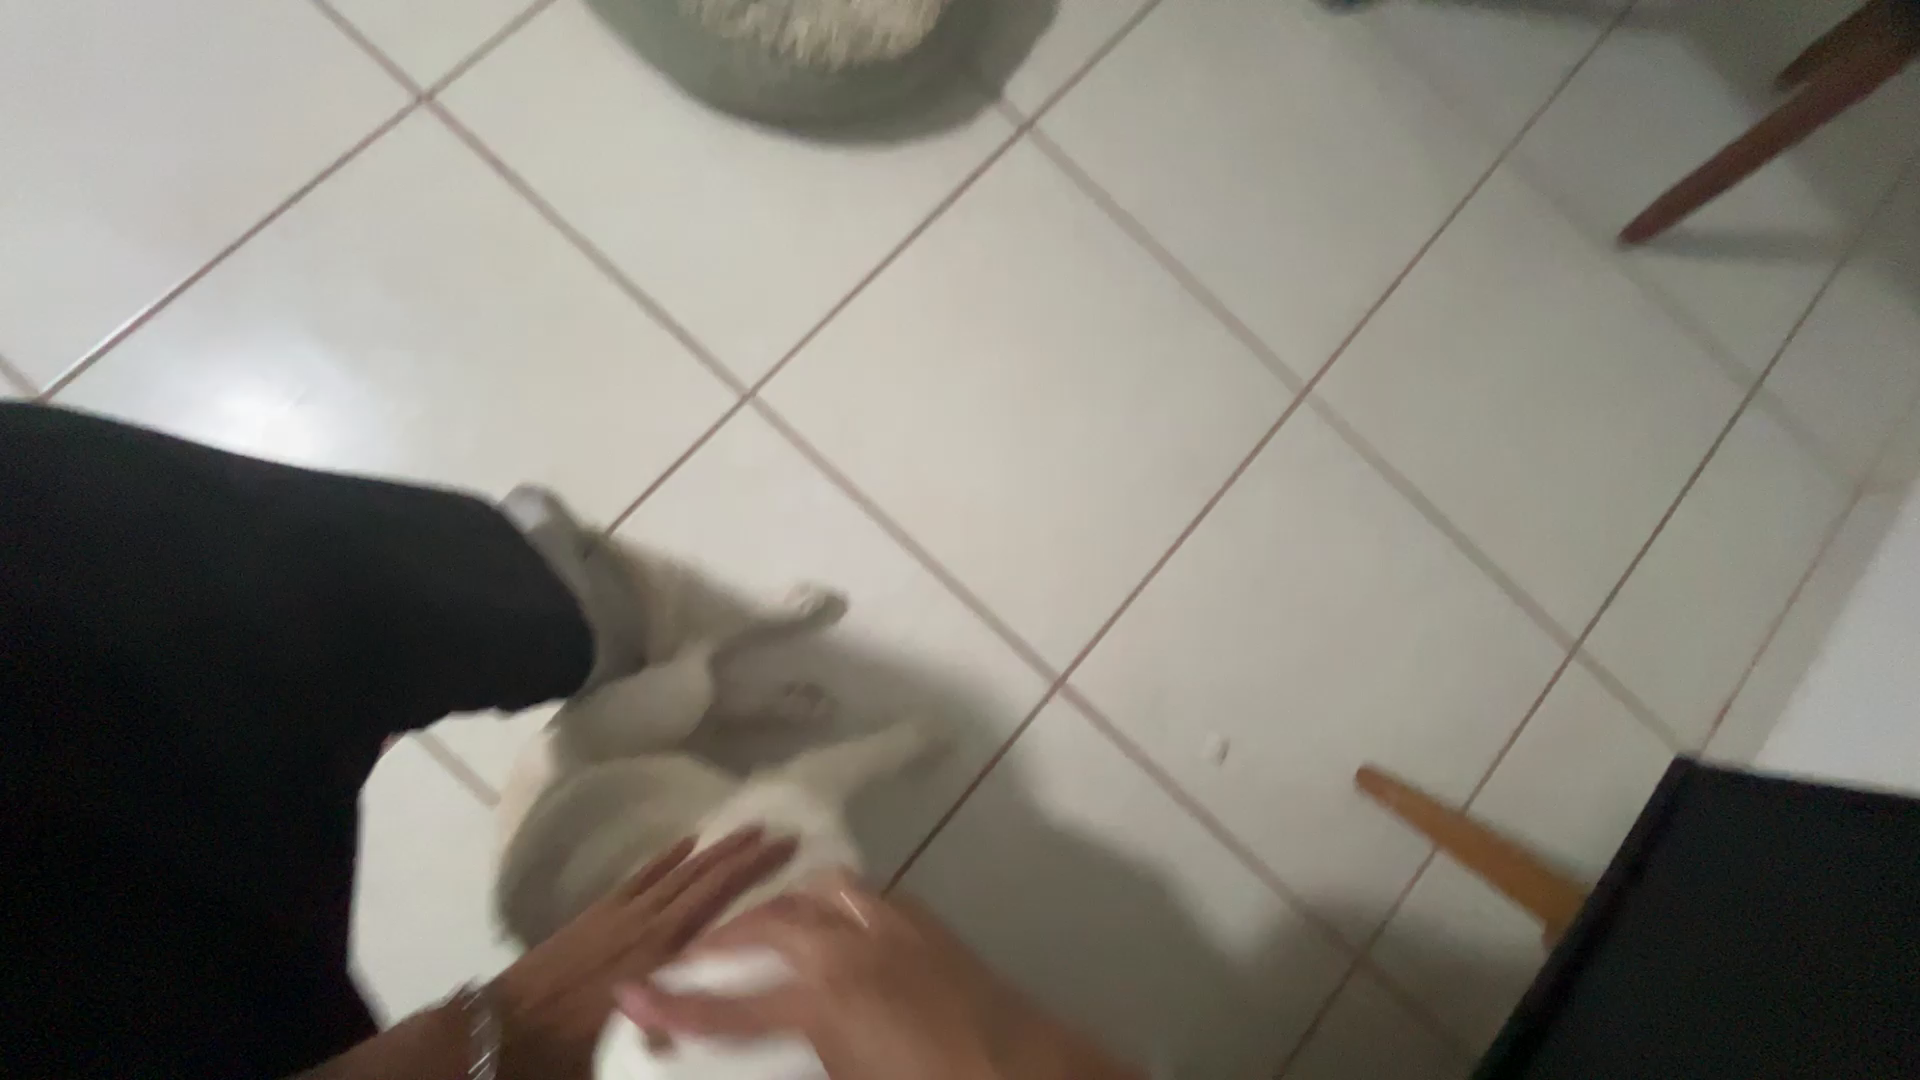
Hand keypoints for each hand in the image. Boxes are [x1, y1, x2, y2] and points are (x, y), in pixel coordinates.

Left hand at [488, 827, 796, 1079]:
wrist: (502, 1030)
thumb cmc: (569, 1044)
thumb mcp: (627, 1040)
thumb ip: (670, 1019)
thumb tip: (709, 1015)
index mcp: (662, 950)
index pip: (719, 896)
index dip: (753, 868)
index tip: (785, 847)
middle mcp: (650, 920)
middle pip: (705, 874)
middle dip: (744, 851)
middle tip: (779, 833)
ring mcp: (625, 910)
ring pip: (680, 869)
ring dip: (714, 848)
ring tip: (745, 830)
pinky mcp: (602, 910)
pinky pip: (644, 874)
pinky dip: (669, 856)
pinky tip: (688, 843)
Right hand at [615, 871, 1142, 1079]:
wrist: (1028, 1071)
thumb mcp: (849, 1078)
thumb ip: (804, 1057)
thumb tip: (777, 1044)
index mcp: (829, 1002)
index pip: (732, 1010)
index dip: (676, 1008)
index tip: (632, 997)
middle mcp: (853, 947)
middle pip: (770, 927)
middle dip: (722, 942)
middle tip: (688, 956)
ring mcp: (891, 925)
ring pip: (817, 892)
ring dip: (781, 907)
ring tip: (757, 926)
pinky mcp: (922, 919)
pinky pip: (861, 893)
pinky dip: (832, 900)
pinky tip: (829, 918)